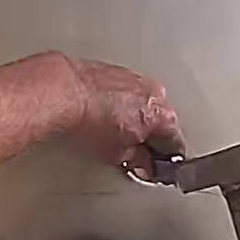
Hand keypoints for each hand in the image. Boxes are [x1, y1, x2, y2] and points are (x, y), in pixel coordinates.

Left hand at [62, 55, 186, 175]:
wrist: (64, 92)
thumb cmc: (89, 120)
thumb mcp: (116, 155)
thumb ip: (136, 160)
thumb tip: (139, 162)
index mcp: (164, 117)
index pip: (175, 146)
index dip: (163, 162)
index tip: (152, 168)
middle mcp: (156, 94)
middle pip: (160, 123)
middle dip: (148, 138)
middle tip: (129, 153)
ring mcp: (137, 79)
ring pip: (143, 106)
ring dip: (133, 119)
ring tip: (111, 133)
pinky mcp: (117, 71)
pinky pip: (125, 93)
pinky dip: (118, 104)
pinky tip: (101, 115)